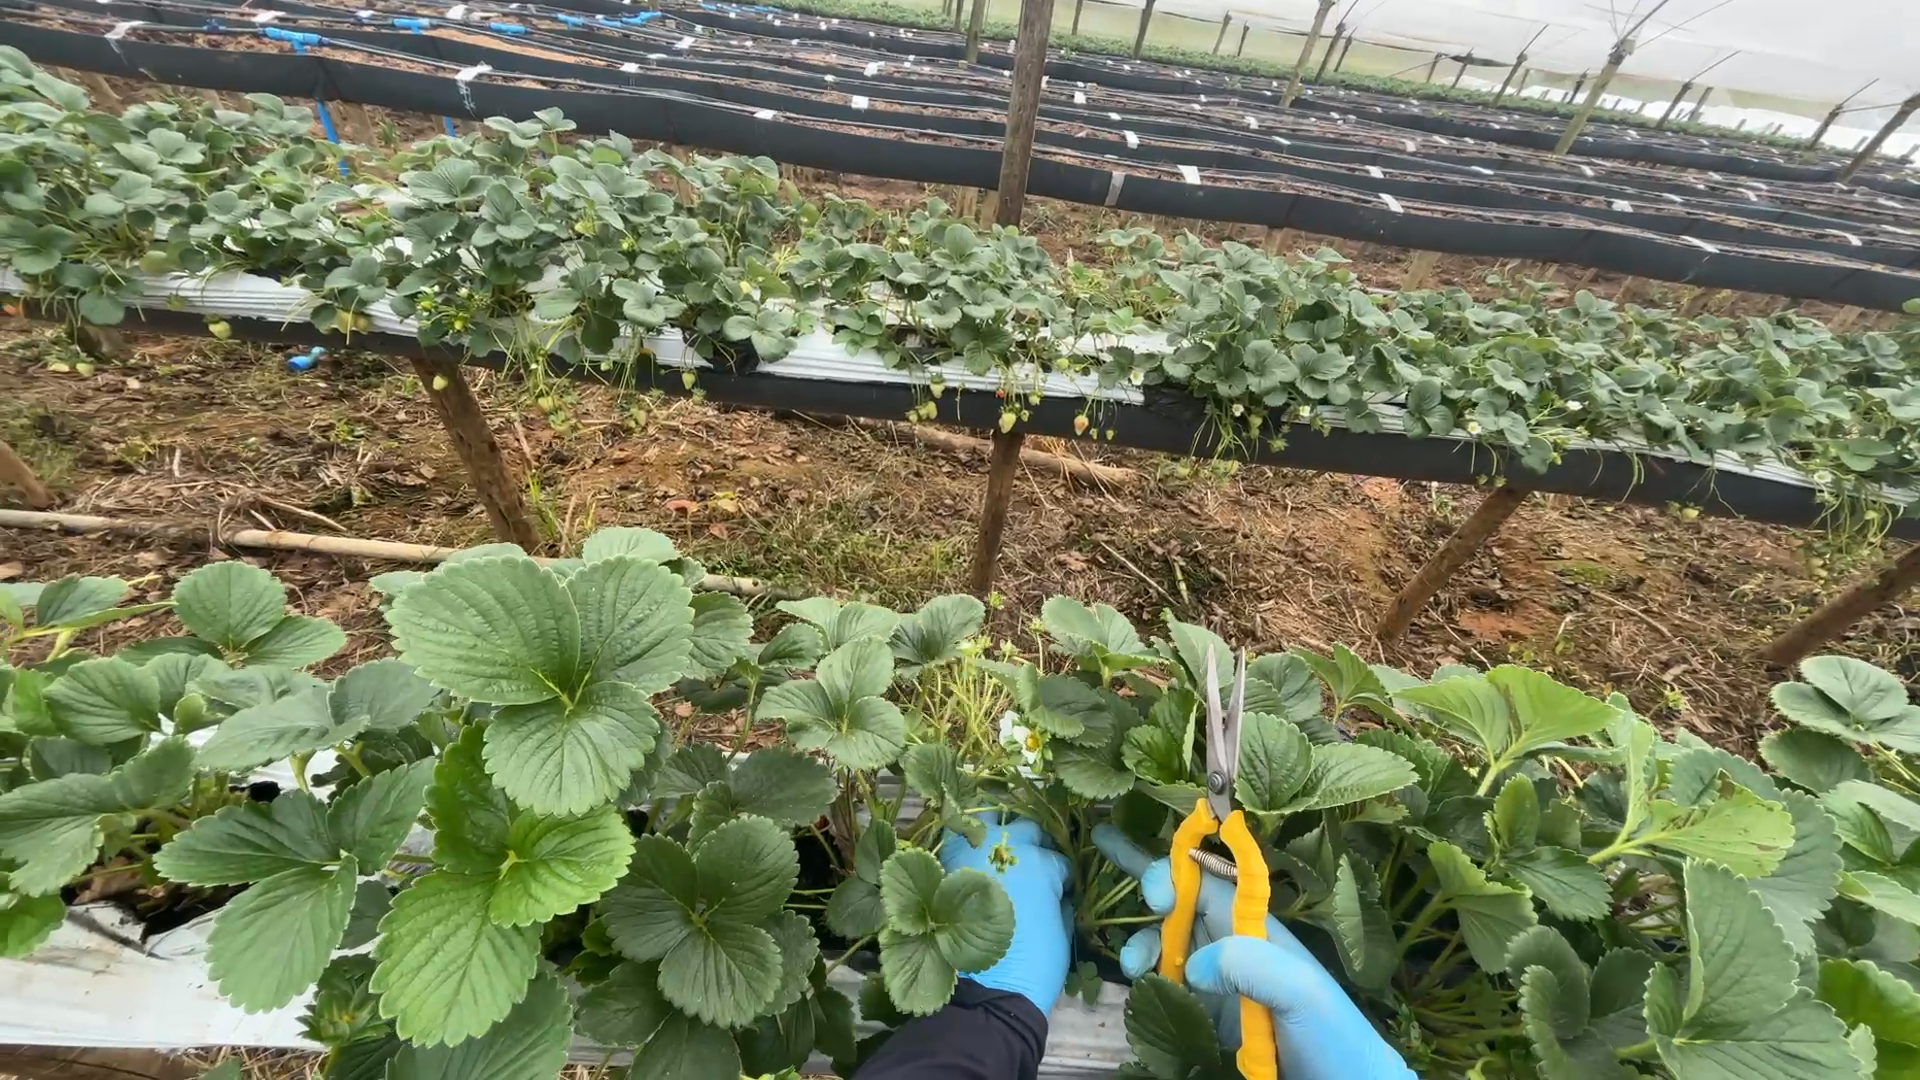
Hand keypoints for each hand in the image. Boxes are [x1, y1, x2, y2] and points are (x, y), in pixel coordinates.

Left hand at [939, 813, 1071, 1013]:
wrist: (988, 993)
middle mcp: (1009, 848)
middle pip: (1027, 831)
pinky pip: (961, 841)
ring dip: (999, 836)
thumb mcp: (1061, 933)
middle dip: (1034, 845)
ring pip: (990, 823)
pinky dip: (969, 847)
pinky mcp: (949, 862)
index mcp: (1042, 865)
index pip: (1058, 860)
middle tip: (1032, 866)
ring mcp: (976, 851)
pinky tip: (975, 863)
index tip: (1059, 889)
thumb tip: (1058, 895)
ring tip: (1000, 855)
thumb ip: (1060, 904)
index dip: (1061, 877)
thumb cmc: (1033, 967)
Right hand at [1092, 825, 1414, 1079]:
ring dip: (1142, 949)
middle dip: (1150, 908)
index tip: (1155, 899)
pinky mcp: (1210, 1016)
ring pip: (1167, 945)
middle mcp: (1231, 945)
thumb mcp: (1303, 991)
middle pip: (1178, 908)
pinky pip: (1169, 986)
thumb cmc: (1334, 1036)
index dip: (1174, 877)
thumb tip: (1194, 965)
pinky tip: (1144, 994)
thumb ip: (1253, 962)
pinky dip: (1149, 983)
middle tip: (1133, 945)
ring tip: (1134, 970)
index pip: (1205, 883)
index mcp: (1252, 927)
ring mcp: (1219, 981)